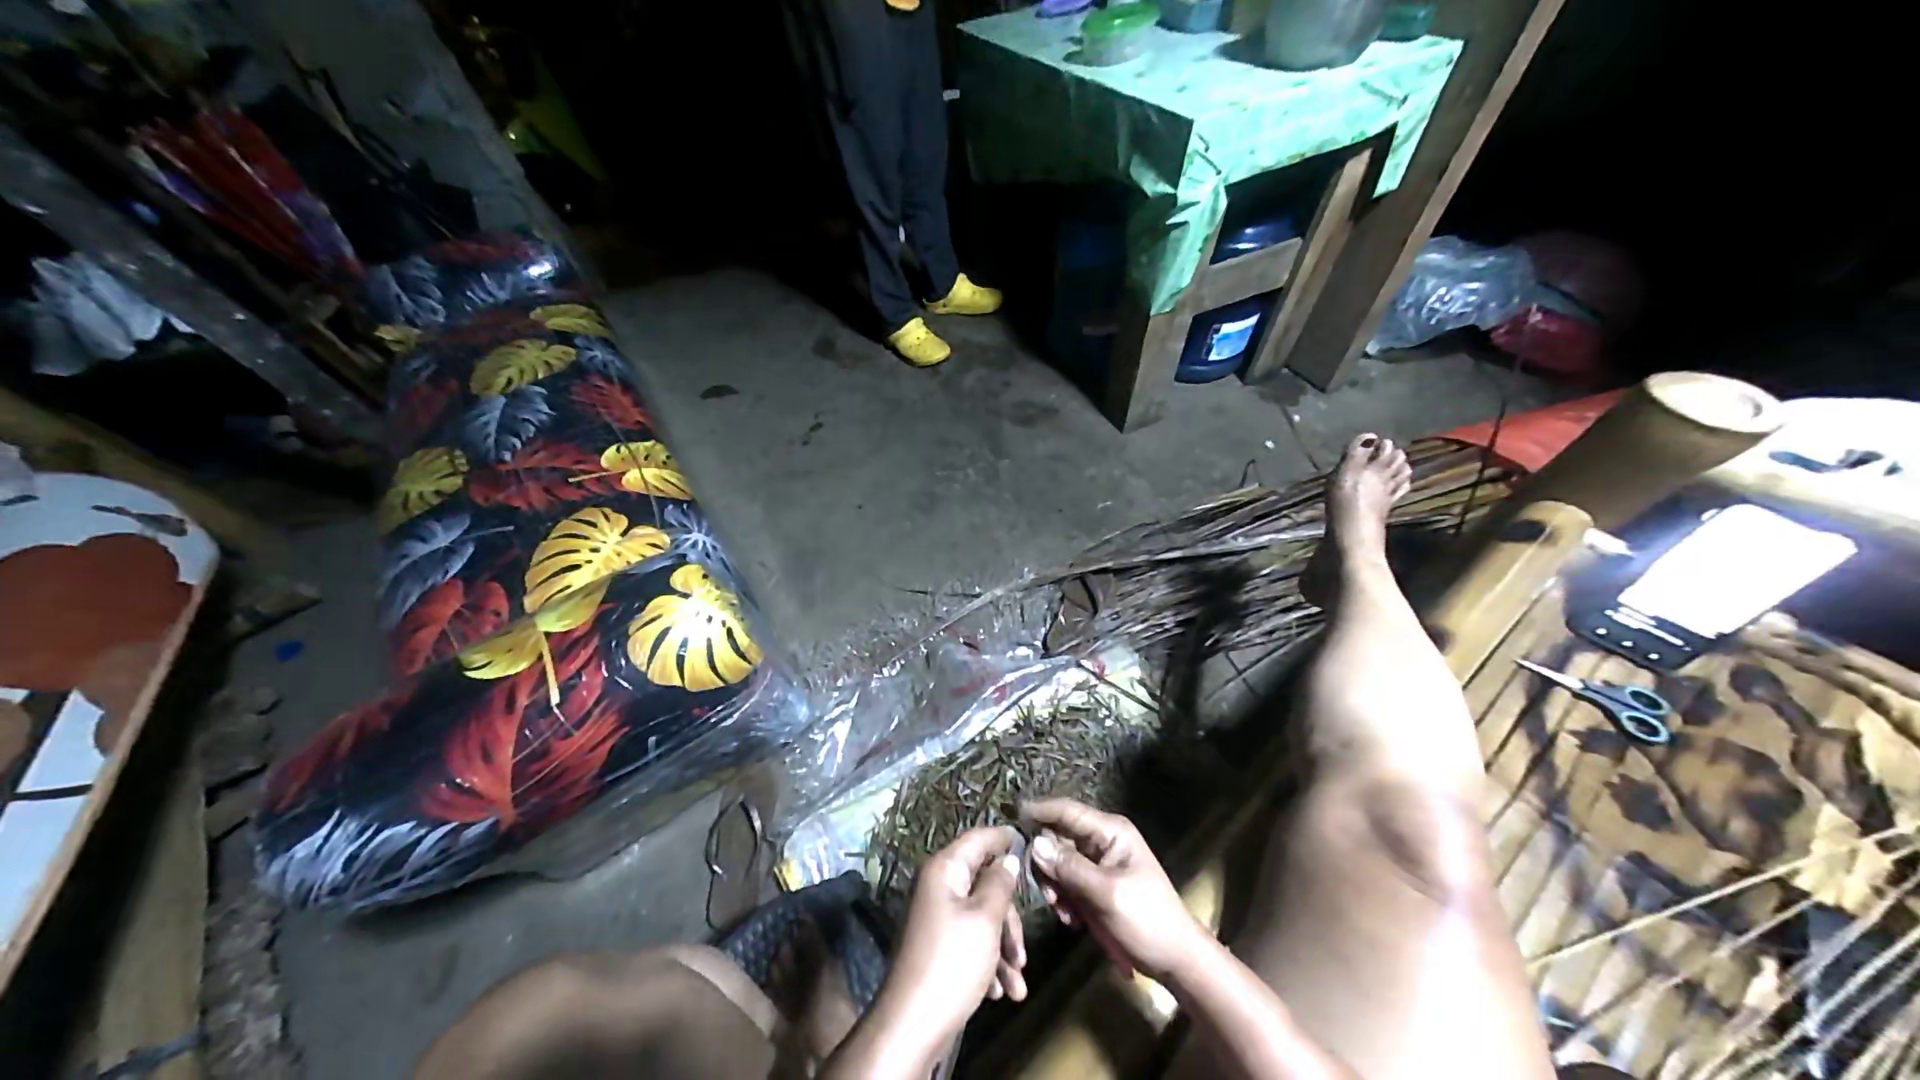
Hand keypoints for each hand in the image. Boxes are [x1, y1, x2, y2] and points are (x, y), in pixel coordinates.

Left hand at [846, 826, 1026, 1074]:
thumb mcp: (985, 919)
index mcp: (945, 869)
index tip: (1030, 842)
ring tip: (1017, 984)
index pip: (979, 838)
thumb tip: (1008, 858)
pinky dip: (988, 962)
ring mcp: (937, 917)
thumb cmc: (952, 962)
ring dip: (1004, 948)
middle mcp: (938, 887)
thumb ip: (1000, 884)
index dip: (1004, 838)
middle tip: (1022, 952)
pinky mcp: (939, 945)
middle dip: (1010, 919)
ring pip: (982, 917)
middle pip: (985, 884)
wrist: (912, 1025)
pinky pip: (970, 940)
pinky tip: (1000, 991)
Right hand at [1022, 798, 1207, 981]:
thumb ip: (1069, 868)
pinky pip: (1068, 880)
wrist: (1177, 959)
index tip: (1011, 816)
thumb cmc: (1147, 921)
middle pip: (1058, 837)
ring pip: (1060, 861)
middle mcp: (1103, 840)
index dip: (1039, 811)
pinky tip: (1073, 919)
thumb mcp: (1106, 894)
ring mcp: (1100, 861)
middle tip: (1049, 894)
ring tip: (1064, 912)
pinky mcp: (1097, 882)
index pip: (1066, 811)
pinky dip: (1065, 897)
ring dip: (1056, 886)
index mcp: (1111, 831)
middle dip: (1047, 864)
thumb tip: (1034, 844)